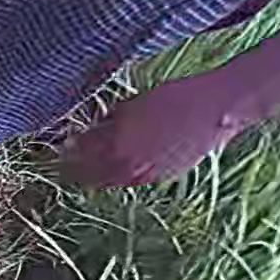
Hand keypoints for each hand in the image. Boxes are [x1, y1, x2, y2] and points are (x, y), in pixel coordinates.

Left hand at [64, 74, 256, 186]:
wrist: (220, 107)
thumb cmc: (175, 97)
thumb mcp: (132, 105)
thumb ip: (106, 122)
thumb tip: (88, 130)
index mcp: (114, 146)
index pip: (79, 154)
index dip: (67, 152)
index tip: (59, 149)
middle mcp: (126, 165)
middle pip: (88, 174)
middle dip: (73, 170)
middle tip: (62, 167)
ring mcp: (144, 174)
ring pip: (108, 182)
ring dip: (93, 177)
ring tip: (83, 173)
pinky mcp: (162, 177)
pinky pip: (131, 181)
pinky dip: (118, 177)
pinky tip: (114, 171)